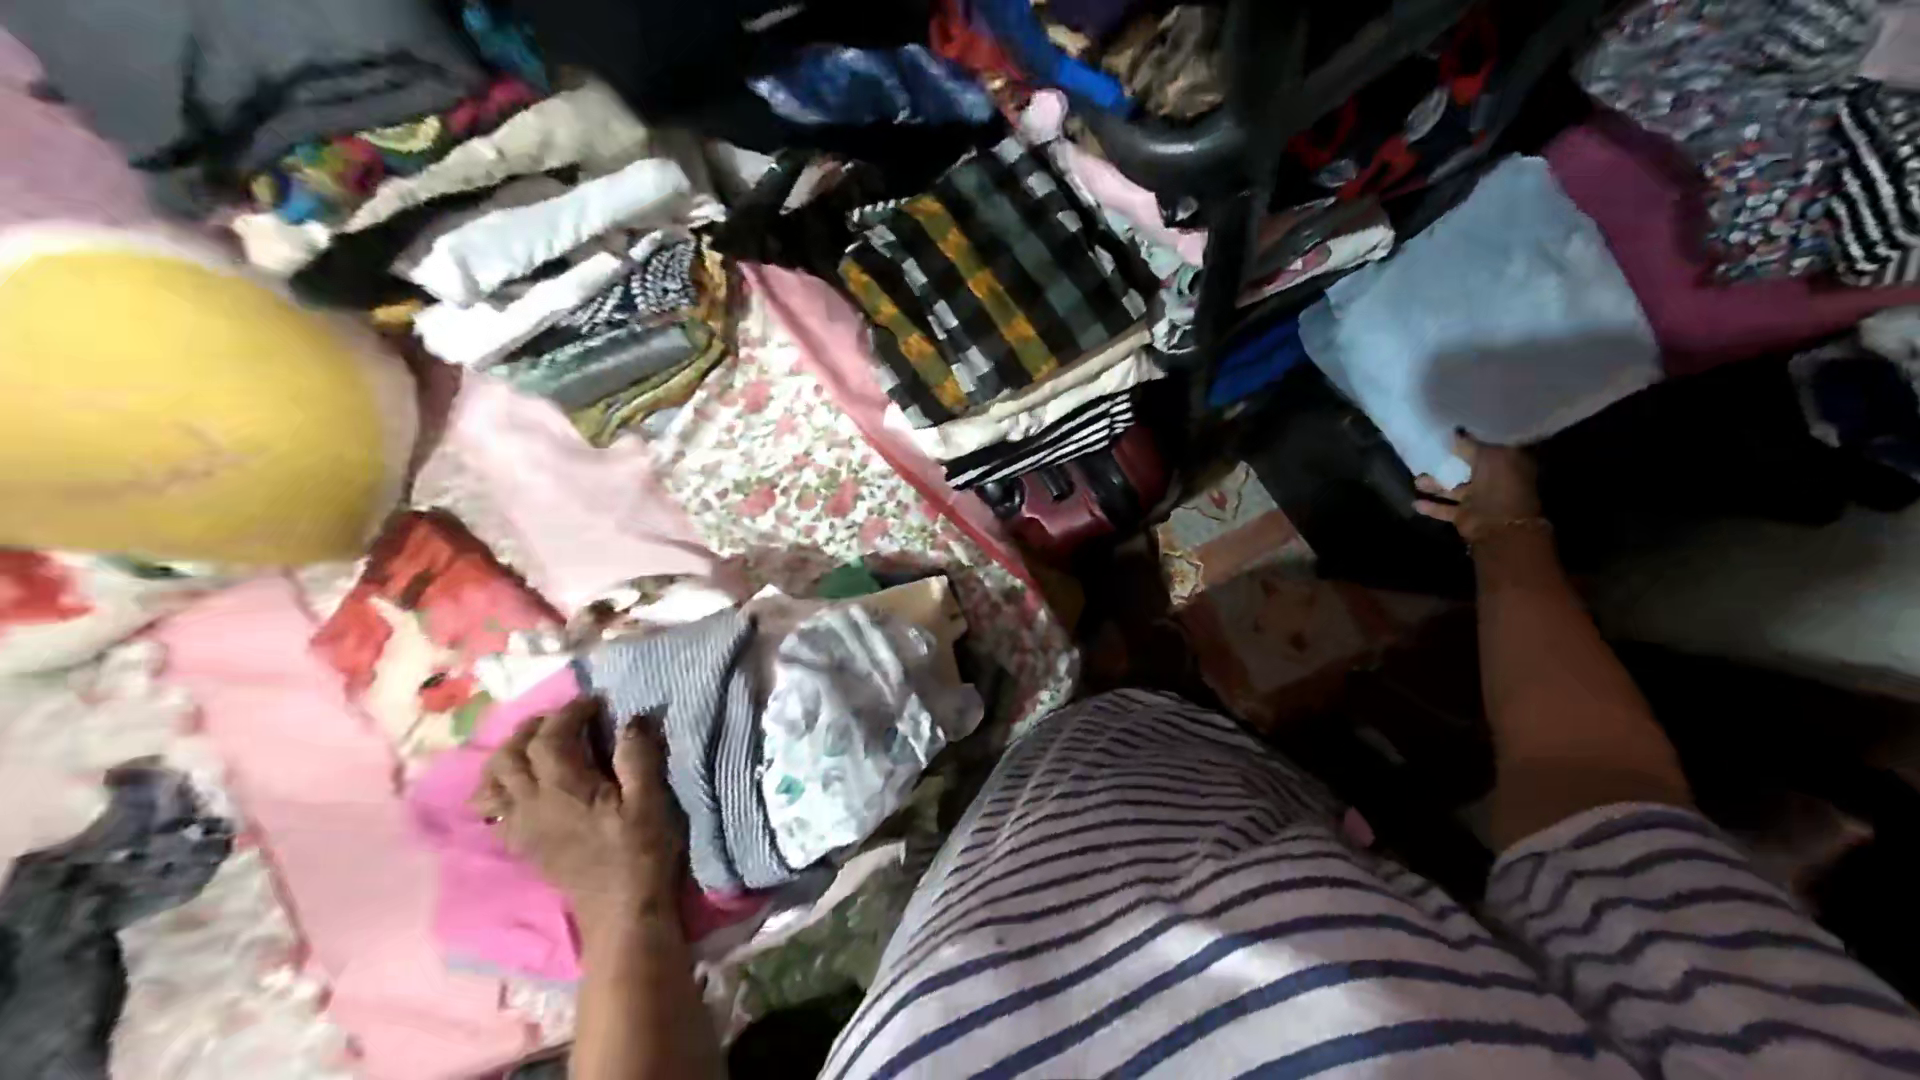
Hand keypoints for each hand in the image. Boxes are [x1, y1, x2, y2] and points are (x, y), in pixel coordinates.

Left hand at [471, 699, 683, 933]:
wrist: (622, 911)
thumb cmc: (641, 851)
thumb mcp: (650, 799)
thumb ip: (638, 755)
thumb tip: (633, 718)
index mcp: (562, 789)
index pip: (549, 736)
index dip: (570, 711)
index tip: (597, 702)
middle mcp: (531, 804)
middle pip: (509, 754)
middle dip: (533, 727)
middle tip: (566, 717)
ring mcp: (521, 826)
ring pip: (493, 780)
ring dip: (512, 753)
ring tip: (540, 744)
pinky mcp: (523, 843)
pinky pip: (495, 807)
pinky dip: (503, 785)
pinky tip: (527, 784)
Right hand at [1412, 432, 1543, 543]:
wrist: (1499, 526)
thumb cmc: (1500, 486)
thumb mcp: (1489, 456)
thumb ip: (1471, 445)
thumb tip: (1456, 432)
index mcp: (1507, 464)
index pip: (1488, 446)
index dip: (1471, 439)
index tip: (1451, 431)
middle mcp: (1494, 480)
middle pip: (1467, 469)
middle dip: (1448, 463)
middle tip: (1427, 455)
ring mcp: (1479, 500)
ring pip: (1453, 489)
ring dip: (1434, 485)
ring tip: (1416, 480)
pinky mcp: (1465, 516)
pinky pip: (1444, 509)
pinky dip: (1430, 506)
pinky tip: (1415, 502)